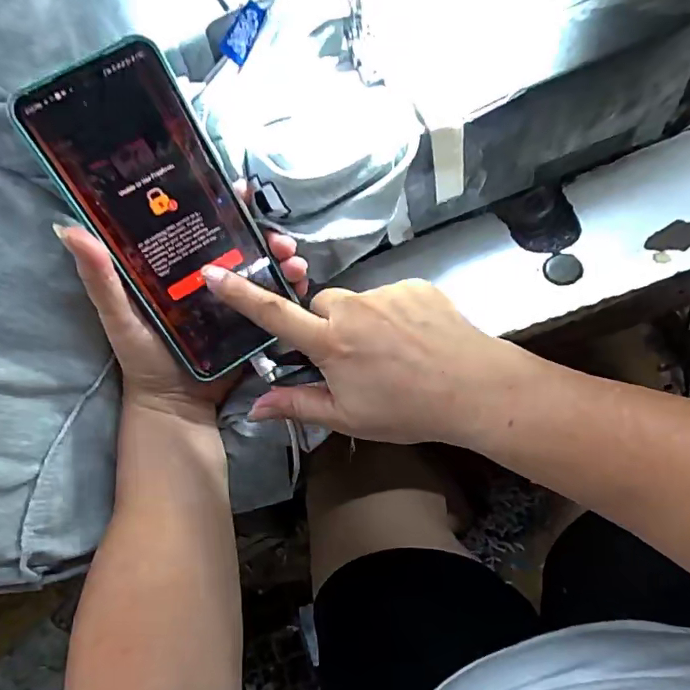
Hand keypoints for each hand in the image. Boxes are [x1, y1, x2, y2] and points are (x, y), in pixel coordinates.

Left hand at [57, 195, 308, 421]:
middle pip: (238, 240)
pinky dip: (289, 285)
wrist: (176, 405)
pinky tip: (299, 281)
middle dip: (261, 230)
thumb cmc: (142, 358)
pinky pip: (272, 297)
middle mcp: (205, 275)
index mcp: (174, 266)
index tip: (238, 187)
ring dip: (280, 255)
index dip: (218, 201)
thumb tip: (66, 228)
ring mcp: (231, 297)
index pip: (197, 222)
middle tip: (275, 235)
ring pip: (260, 265)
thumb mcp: (117, 315)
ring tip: (292, 259)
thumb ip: (99, 277)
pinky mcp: (249, 321)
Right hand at [201, 271, 534, 445]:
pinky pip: (388, 296)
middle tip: (348, 358)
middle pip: (320, 306)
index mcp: (331, 343)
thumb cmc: (408, 410)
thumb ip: (298, 405)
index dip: (239, 294)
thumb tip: (254, 408)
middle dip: (324, 326)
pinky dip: (392, 314)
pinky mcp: (415, 285)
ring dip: (361, 322)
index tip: (212, 272)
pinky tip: (413, 340)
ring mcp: (386, 293)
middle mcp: (353, 309)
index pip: (274, 314)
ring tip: (390, 353)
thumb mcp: (348, 417)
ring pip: (356, 303)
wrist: (476, 388)